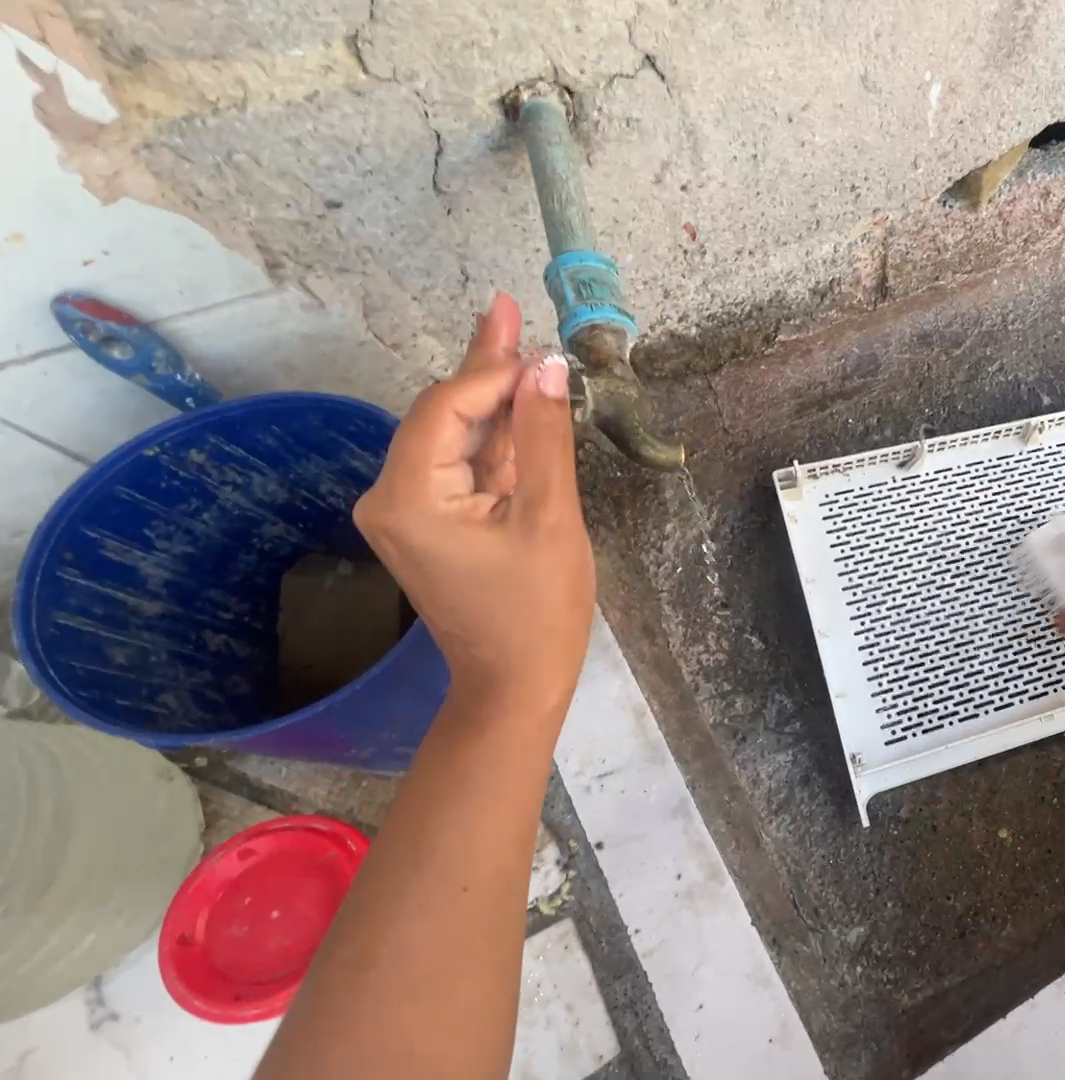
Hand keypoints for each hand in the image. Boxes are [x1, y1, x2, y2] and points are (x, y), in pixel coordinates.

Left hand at [354, 293, 594, 714]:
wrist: (519, 681)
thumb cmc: (540, 608)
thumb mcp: (550, 518)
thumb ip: (544, 439)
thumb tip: (549, 368)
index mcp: (410, 497)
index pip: (445, 409)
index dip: (490, 370)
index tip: (532, 336)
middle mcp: (394, 496)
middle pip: (442, 415)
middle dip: (483, 367)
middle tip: (505, 307)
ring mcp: (413, 511)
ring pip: (456, 438)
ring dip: (492, 397)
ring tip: (516, 339)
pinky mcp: (436, 523)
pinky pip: (465, 467)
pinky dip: (495, 437)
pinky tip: (516, 400)